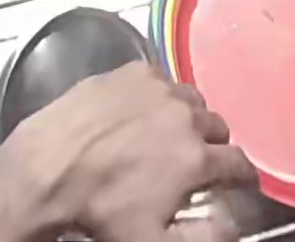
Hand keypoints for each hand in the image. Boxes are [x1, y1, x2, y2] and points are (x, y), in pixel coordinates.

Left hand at [0, 61, 254, 240]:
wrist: (52, 163)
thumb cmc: (101, 209)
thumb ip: (203, 237)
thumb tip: (235, 225)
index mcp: (195, 157)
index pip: (238, 163)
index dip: (242, 175)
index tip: (238, 181)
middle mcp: (185, 115)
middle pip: (217, 126)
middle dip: (214, 144)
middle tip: (197, 158)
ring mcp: (160, 87)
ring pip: (192, 99)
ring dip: (189, 117)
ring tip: (170, 132)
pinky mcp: (137, 69)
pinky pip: (163, 80)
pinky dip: (161, 95)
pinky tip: (142, 111)